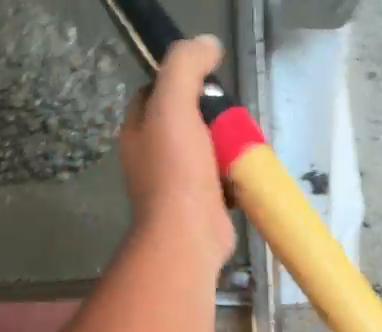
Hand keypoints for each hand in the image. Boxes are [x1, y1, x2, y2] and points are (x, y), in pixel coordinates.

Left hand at [119, 36, 235, 269]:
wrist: (188, 237)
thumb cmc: (176, 171)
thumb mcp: (174, 104)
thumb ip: (185, 66)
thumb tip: (207, 44)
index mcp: (137, 132)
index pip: (155, 92)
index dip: (180, 79)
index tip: (207, 81)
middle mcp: (151, 158)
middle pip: (185, 121)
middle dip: (210, 115)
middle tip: (230, 114)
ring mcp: (176, 186)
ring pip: (205, 151)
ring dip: (225, 145)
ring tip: (242, 141)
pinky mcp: (200, 207)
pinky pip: (219, 180)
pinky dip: (233, 174)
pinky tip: (244, 170)